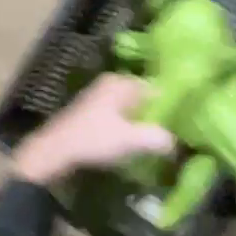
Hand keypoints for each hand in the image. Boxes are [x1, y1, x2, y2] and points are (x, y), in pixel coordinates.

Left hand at [13, 75, 175, 184]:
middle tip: (171, 135)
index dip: (171, 106)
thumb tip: (176, 143)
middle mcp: (111, 84)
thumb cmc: (93, 139)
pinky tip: (133, 144)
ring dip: (141, 124)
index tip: (182, 124)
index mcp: (121, 82)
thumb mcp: (130, 140)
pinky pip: (119, 117)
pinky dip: (127, 128)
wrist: (53, 152)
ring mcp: (99, 98)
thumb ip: (157, 138)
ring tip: (155, 142)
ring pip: (131, 109)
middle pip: (144, 99)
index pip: (157, 88)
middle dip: (156, 116)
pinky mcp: (91, 113)